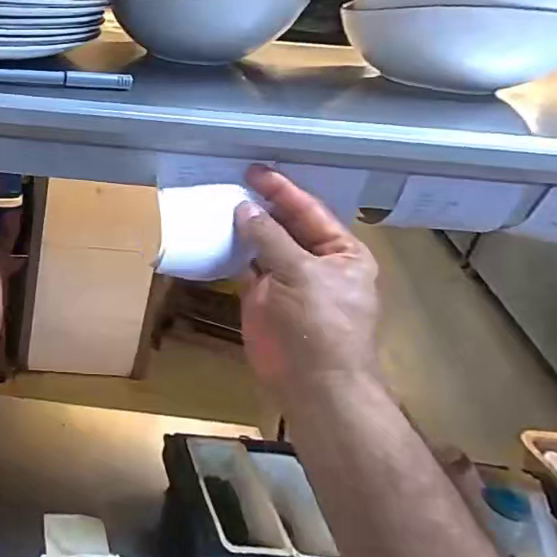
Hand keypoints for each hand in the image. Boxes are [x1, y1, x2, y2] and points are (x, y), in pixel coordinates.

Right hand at [233, 165, 382, 389]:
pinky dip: (233, 249)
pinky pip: (247, 265)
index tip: (255, 170)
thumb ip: (271, 237)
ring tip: (219, 200)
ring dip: (245, 225)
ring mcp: (288, 278)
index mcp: (341, 252)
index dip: (282, 190)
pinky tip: (216, 232)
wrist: (314, 385)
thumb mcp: (300, 273)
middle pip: (286, 223)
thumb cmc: (320, 325)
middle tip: (232, 180)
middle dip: (261, 204)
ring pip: (264, 243)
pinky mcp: (264, 296)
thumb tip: (244, 208)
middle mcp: (316, 260)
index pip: (309, 210)